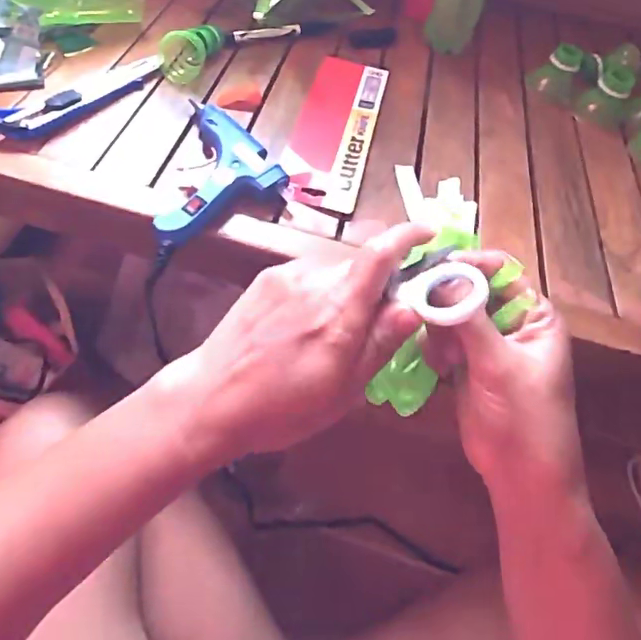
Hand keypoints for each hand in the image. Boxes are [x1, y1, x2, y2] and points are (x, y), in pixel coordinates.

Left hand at [158, 223, 432, 462]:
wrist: (212, 395)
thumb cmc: (283, 407)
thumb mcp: (343, 389)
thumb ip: (379, 342)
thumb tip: (412, 306)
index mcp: (338, 311)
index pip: (378, 255)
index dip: (406, 236)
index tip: (428, 232)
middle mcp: (313, 282)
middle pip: (359, 267)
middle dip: (378, 285)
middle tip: (380, 319)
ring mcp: (286, 276)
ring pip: (333, 272)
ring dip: (346, 291)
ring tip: (334, 333)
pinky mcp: (266, 279)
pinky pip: (307, 277)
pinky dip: (320, 292)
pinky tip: (304, 326)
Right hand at [421, 252, 582, 496]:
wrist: (522, 478)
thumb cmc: (526, 419)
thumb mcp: (499, 364)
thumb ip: (469, 316)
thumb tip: (441, 274)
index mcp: (534, 316)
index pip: (500, 271)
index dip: (469, 265)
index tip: (434, 268)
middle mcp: (511, 322)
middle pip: (468, 287)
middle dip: (445, 298)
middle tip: (424, 310)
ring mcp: (486, 342)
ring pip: (450, 310)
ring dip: (438, 325)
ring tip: (442, 355)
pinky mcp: (466, 360)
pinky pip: (441, 335)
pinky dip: (433, 344)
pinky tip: (438, 365)